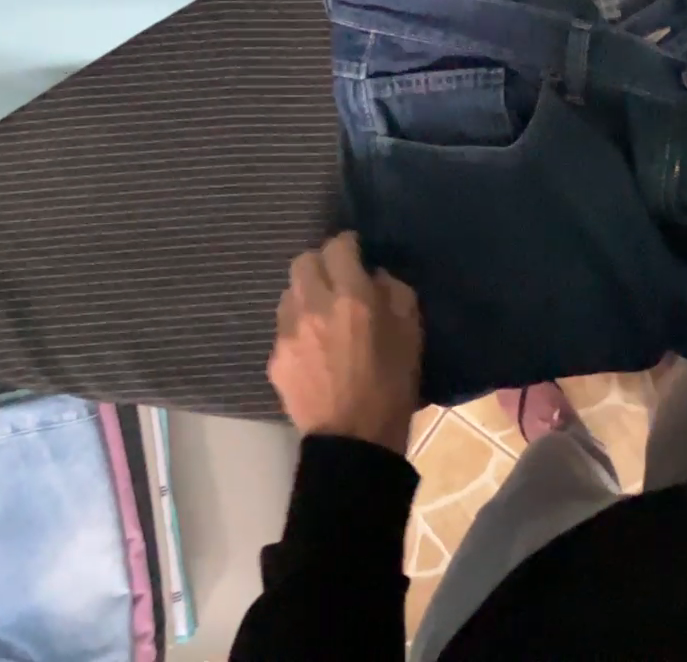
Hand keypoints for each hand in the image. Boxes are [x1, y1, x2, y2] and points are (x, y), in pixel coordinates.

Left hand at [267, 232, 422, 454]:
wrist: (354, 441)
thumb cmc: (392, 383)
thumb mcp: (411, 330)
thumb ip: (393, 291)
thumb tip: (374, 276)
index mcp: (351, 296)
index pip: (338, 246)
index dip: (349, 244)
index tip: (357, 251)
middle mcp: (313, 306)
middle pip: (303, 261)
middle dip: (321, 263)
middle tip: (337, 278)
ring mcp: (288, 333)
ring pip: (288, 293)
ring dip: (305, 294)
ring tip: (322, 313)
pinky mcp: (275, 359)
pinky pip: (284, 328)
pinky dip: (298, 327)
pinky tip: (314, 347)